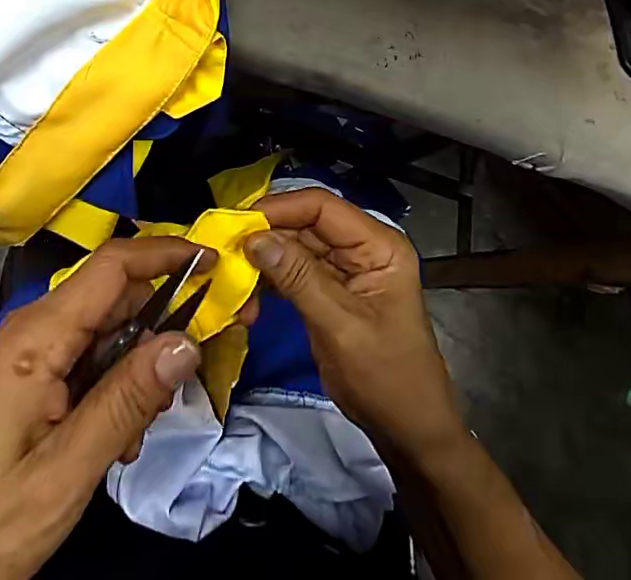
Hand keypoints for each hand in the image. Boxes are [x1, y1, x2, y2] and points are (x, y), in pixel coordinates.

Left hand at [0, 237, 212, 579]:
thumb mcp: (63, 472)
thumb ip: (129, 400)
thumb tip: (188, 340)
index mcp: (37, 340)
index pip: (115, 265)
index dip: (170, 253)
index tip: (219, 264)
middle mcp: (32, 335)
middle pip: (119, 298)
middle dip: (166, 323)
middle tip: (197, 365)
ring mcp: (27, 360)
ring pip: (110, 334)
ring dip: (141, 367)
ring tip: (143, 426)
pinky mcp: (25, 386)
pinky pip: (89, 364)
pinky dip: (118, 388)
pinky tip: (117, 437)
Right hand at [246, 189, 466, 461]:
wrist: (408, 424)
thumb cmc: (386, 375)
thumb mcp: (341, 326)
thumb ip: (299, 278)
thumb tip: (255, 239)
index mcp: (379, 244)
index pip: (324, 207)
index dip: (279, 209)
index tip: (235, 225)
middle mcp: (364, 248)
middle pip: (307, 225)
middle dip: (265, 239)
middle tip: (222, 258)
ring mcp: (348, 270)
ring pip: (297, 250)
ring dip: (264, 265)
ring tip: (234, 288)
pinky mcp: (333, 292)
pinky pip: (296, 275)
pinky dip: (271, 285)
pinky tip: (248, 302)